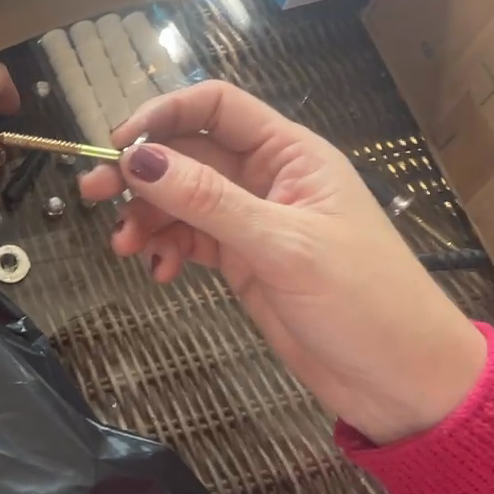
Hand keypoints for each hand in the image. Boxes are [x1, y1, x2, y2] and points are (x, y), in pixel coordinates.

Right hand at [78, 81, 485, 444]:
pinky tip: (160, 274)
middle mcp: (263, 177)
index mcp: (288, 154)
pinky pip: (186, 239)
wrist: (402, 385)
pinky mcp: (238, 259)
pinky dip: (165, 250)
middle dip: (138, 172)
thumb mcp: (282, 245)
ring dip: (145, 219)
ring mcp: (248, 219)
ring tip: (123, 249)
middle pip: (185, 155)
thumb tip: (137, 159)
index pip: (215, 108)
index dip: (163, 115)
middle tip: (91, 194)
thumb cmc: (364, 300)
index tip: (118, 144)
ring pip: (177, 200)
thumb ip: (207, 200)